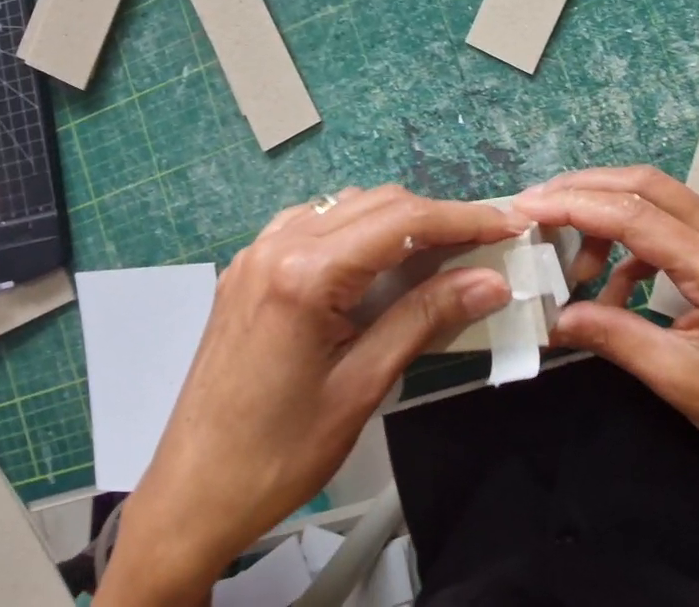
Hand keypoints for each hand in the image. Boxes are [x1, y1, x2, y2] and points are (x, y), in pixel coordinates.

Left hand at [97, 186, 527, 605]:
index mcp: (303, 274)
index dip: (463, 219)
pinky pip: (312, 226)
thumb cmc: (277, 454)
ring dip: (396, 223)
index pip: (402, 221)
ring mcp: (255, 256)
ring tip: (440, 256)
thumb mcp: (362, 385)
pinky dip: (355, 233)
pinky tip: (376, 264)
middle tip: (484, 245)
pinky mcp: (247, 272)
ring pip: (344, 208)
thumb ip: (426, 319)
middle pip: (376, 203)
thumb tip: (488, 282)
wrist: (191, 495)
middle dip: (436, 219)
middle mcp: (275, 247)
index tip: (507, 226)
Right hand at [512, 167, 698, 492]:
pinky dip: (637, 243)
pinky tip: (616, 283)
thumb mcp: (676, 378)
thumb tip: (553, 317)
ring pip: (663, 199)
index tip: (527, 207)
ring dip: (610, 216)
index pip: (636, 216)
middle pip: (649, 186)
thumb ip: (611, 336)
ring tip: (574, 260)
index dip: (575, 206)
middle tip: (538, 207)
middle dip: (586, 190)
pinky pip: (678, 226)